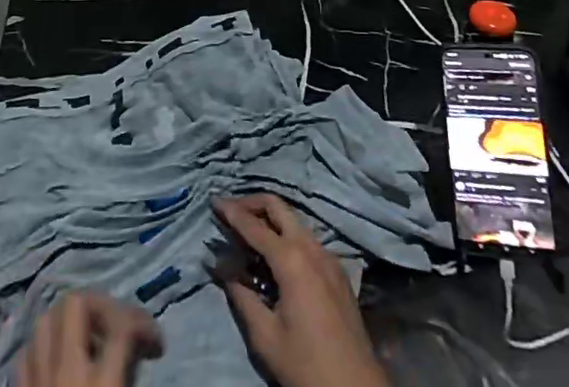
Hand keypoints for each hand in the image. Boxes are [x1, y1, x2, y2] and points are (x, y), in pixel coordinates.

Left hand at [15, 290, 162, 386]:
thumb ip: (129, 370)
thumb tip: (136, 344)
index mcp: (100, 382)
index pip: (122, 326)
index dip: (144, 322)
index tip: (155, 339)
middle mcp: (66, 373)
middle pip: (75, 303)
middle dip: (100, 303)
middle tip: (117, 323)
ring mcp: (37, 383)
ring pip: (45, 321)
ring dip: (68, 321)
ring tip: (89, 337)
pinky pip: (24, 356)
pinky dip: (42, 349)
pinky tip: (58, 360)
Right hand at [214, 195, 390, 386]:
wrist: (354, 385)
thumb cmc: (304, 363)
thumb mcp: (264, 334)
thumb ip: (241, 294)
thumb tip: (220, 265)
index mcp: (292, 260)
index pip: (255, 226)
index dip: (232, 212)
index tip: (214, 200)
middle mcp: (312, 247)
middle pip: (280, 208)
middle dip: (252, 203)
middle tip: (230, 210)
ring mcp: (328, 256)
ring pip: (295, 222)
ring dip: (270, 219)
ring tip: (246, 232)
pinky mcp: (336, 269)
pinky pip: (307, 240)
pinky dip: (285, 236)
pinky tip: (272, 255)